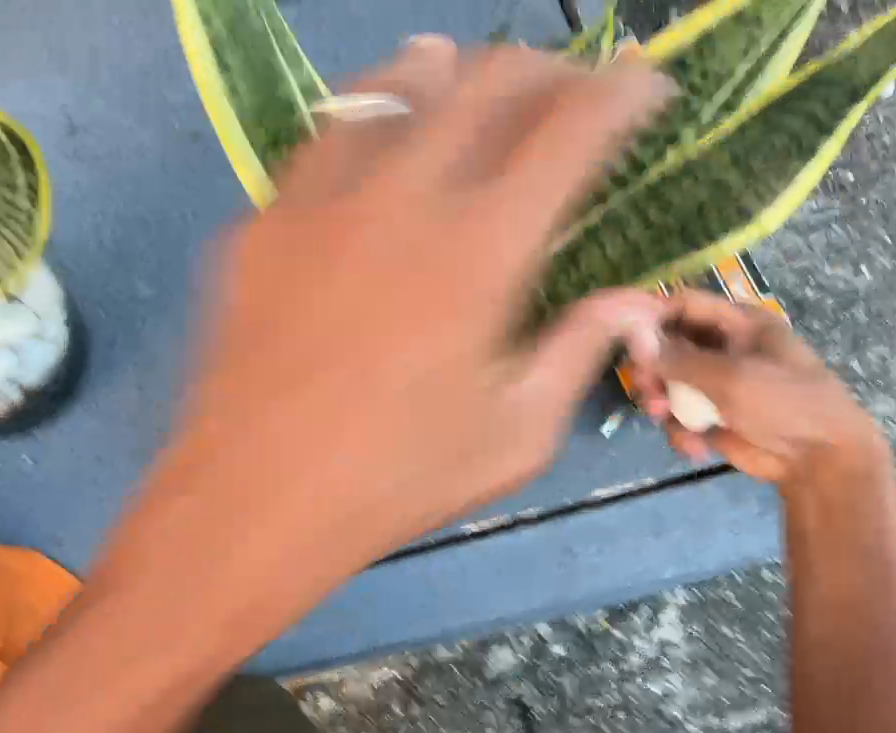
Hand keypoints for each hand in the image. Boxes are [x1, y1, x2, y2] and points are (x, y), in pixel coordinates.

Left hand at [102, 39, 673, 603]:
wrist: (254, 501)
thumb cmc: (393, 483)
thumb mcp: (511, 439)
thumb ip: (575, 355)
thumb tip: (627, 302)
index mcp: (483, 251)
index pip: (572, 128)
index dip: (621, 91)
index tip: (641, 87)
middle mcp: (404, 198)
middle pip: (487, 82)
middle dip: (545, 69)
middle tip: (564, 90)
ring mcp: (320, 202)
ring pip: (395, 87)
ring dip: (450, 73)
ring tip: (469, 85)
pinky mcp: (261, 224)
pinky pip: (323, 140)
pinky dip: (369, 123)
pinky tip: (376, 149)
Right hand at [622, 288, 883, 487]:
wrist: (817, 459)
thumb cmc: (785, 403)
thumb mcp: (733, 376)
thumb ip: (681, 360)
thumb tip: (637, 344)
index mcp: (739, 324)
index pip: (685, 306)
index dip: (654, 318)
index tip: (628, 341)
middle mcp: (724, 349)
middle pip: (668, 348)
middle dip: (653, 372)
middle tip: (647, 394)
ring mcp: (716, 385)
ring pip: (668, 386)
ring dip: (662, 405)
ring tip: (667, 421)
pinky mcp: (710, 418)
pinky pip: (679, 418)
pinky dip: (681, 433)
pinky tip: (695, 447)